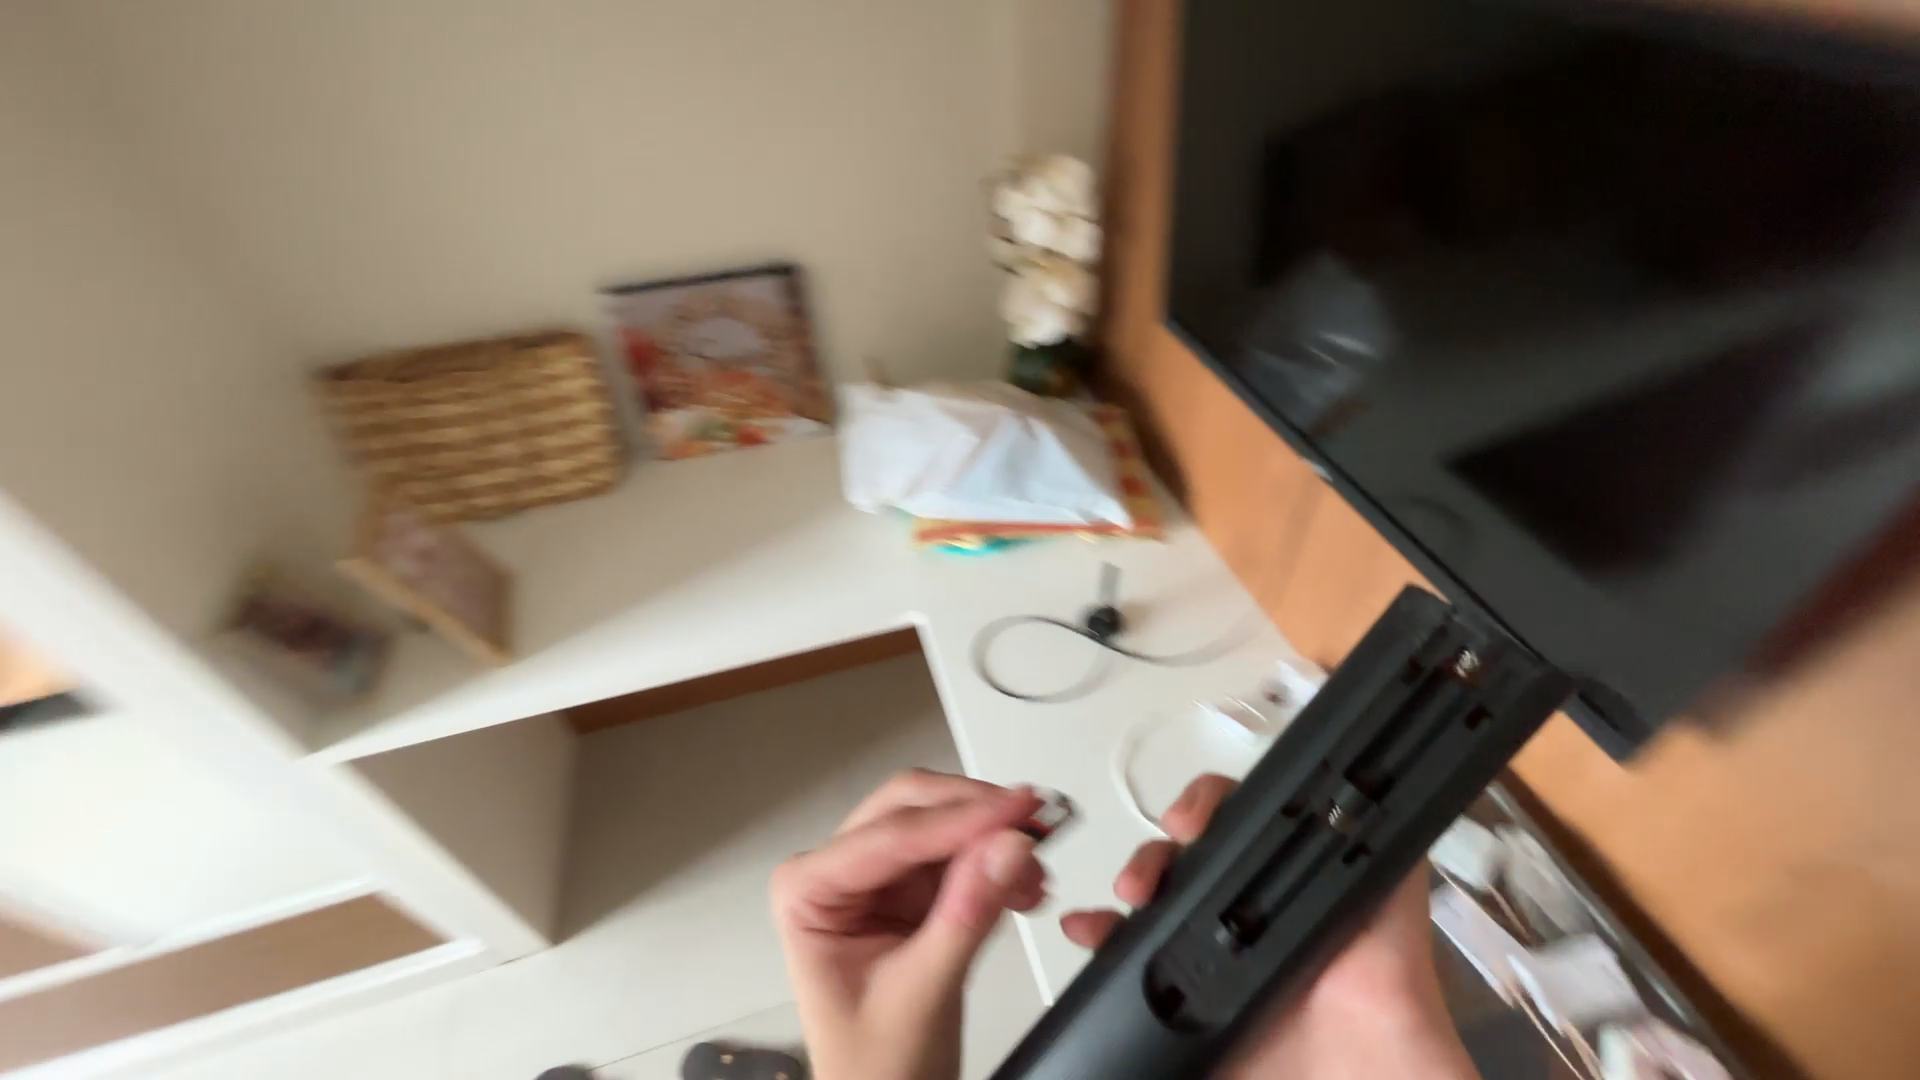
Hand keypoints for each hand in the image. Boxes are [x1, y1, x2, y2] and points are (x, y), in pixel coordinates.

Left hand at [773, 769, 1047, 1079]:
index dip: (960, 818)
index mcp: (808, 889)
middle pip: (912, 807)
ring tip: (1036, 870)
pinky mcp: (911, 882)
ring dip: (993, 834)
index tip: (1017, 809)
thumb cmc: (876, 1066)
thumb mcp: (920, 996)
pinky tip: (1024, 882)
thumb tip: (1008, 846)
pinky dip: (996, 857)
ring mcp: (876, 871)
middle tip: (1034, 821)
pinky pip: (960, 848)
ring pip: (941, 819)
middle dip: (975, 812)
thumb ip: (965, 917)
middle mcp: (837, 866)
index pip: (891, 836)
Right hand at [1059, 774, 1479, 1079]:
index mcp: (1270, 871)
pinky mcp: (1174, 985)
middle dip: (1155, 847)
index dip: (1199, 806)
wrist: (1354, 1070)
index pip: (1224, 816)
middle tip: (1154, 872)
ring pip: (1149, 887)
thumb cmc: (1375, 985)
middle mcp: (1230, 896)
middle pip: (1177, 848)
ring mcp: (1199, 939)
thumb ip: (1381, 846)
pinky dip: (1097, 931)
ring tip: (1130, 892)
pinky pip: (1122, 949)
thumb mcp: (1385, 898)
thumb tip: (1376, 792)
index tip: (1188, 823)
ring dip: (1129, 876)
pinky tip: (1087, 928)